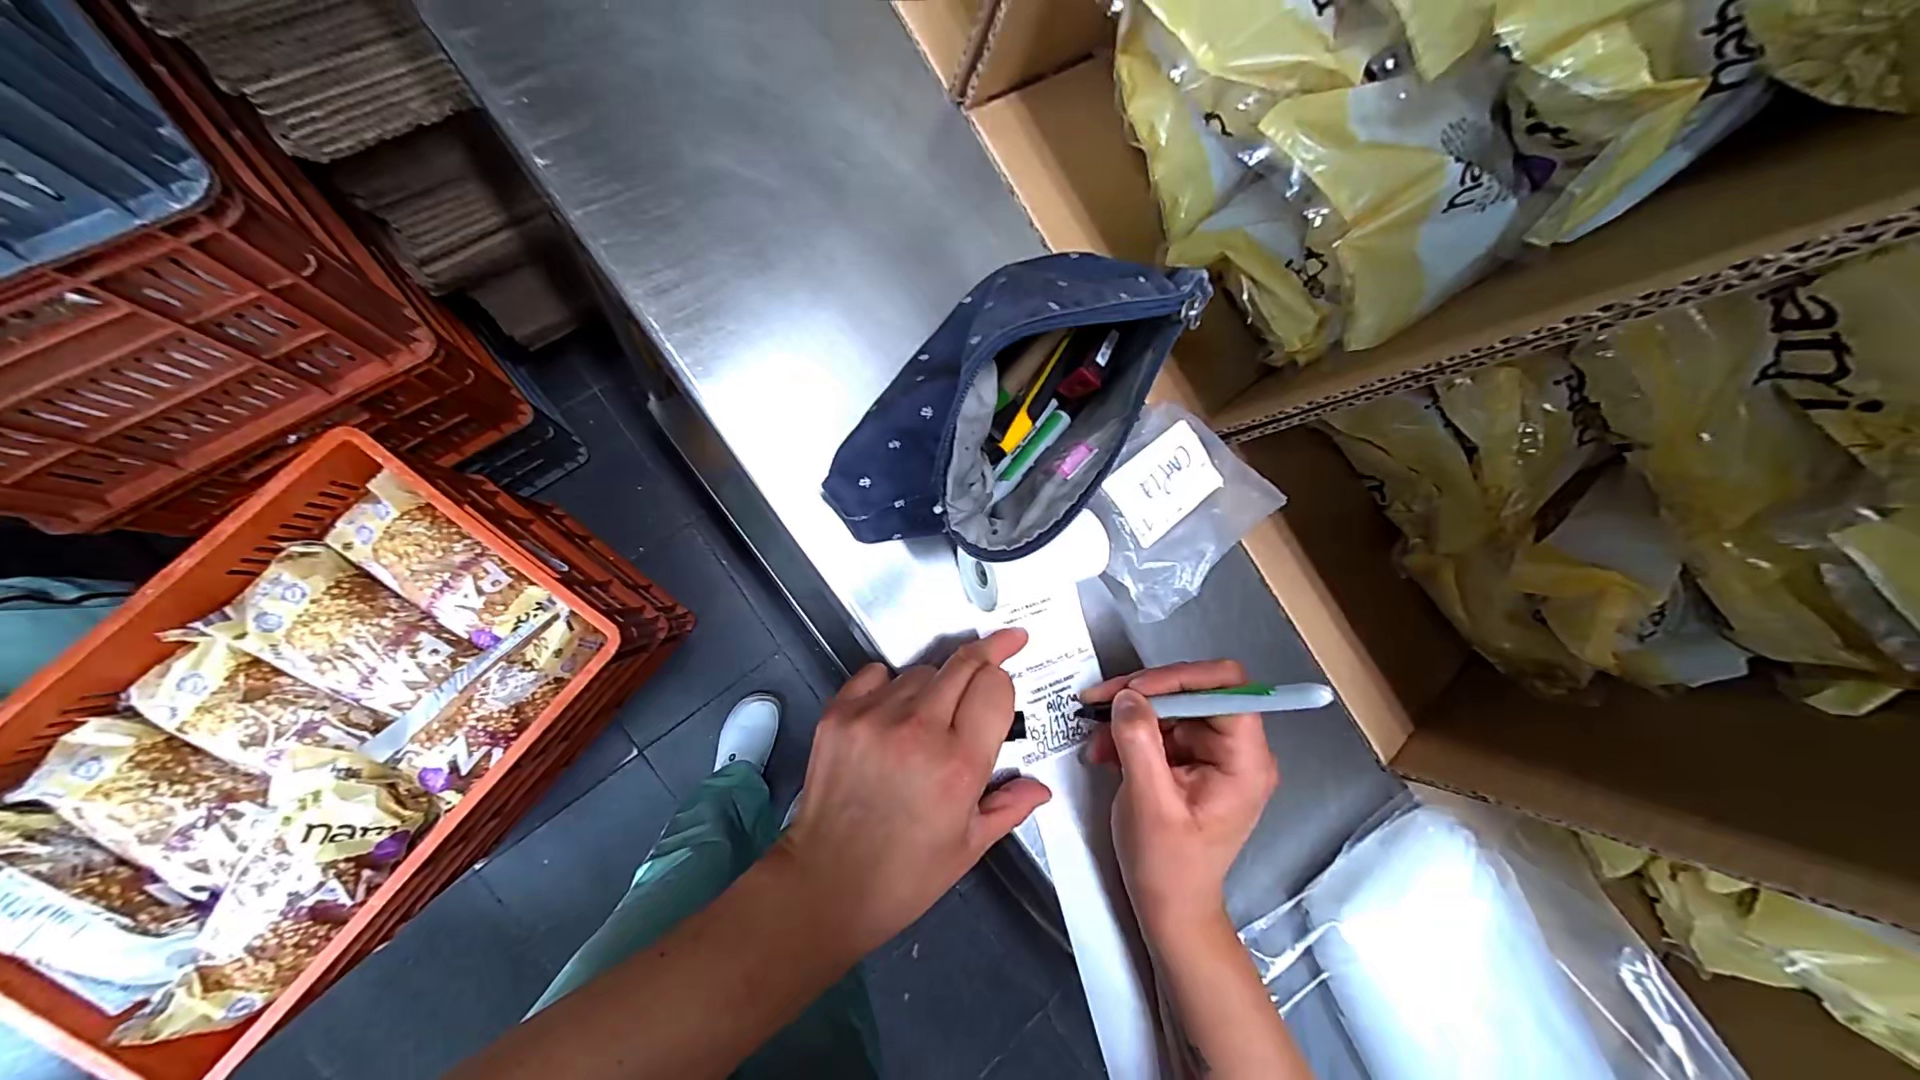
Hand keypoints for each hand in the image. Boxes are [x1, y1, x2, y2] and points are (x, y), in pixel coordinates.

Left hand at [770, 628, 1051, 955]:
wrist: (825, 884)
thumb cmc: (902, 875)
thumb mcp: (968, 846)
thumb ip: (1009, 805)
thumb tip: (1039, 787)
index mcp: (959, 764)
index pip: (995, 684)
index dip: (1004, 679)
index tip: (1007, 673)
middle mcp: (918, 730)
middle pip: (964, 662)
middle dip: (983, 660)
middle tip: (992, 659)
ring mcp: (874, 718)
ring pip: (922, 669)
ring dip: (935, 684)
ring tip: (929, 721)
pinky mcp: (838, 714)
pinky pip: (876, 673)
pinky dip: (890, 685)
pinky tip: (892, 714)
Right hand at [1086, 660, 1278, 942]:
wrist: (1170, 905)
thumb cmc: (1168, 865)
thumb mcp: (1149, 802)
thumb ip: (1139, 742)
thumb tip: (1127, 695)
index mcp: (1244, 761)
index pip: (1227, 688)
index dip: (1181, 679)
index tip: (1136, 690)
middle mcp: (1235, 749)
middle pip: (1194, 690)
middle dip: (1144, 693)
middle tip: (1101, 701)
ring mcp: (1211, 752)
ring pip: (1170, 704)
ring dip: (1130, 713)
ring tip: (1097, 734)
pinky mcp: (1189, 758)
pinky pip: (1159, 725)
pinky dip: (1129, 730)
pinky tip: (1105, 748)